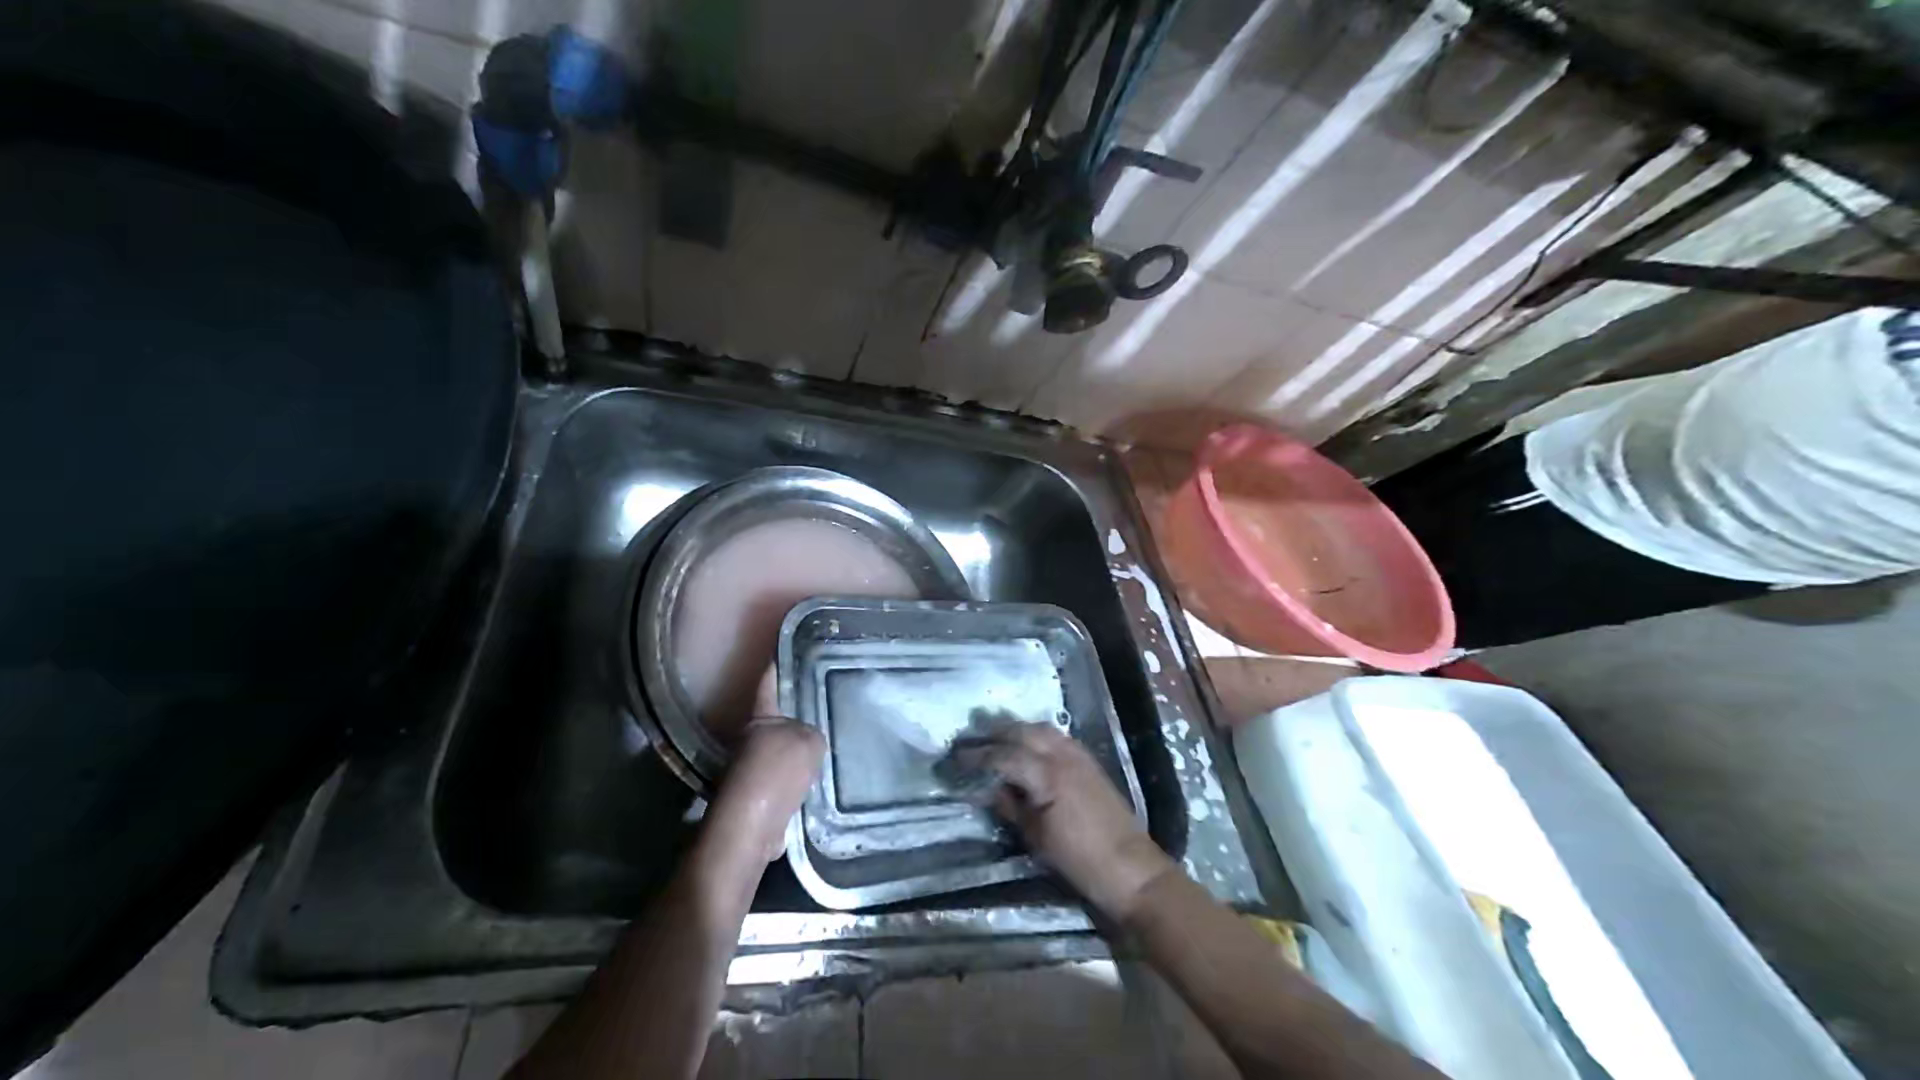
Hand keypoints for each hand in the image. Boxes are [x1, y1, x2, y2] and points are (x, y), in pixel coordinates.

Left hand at [698, 667, 823, 869]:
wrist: (751, 828)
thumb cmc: (775, 774)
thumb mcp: (808, 740)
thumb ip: (813, 731)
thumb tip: (810, 741)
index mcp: (761, 716)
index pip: (769, 681)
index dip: (778, 663)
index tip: (787, 648)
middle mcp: (754, 737)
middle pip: (780, 716)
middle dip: (800, 709)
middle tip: (830, 698)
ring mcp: (756, 766)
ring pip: (786, 747)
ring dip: (803, 746)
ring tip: (835, 737)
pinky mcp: (763, 794)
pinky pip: (789, 776)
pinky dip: (804, 776)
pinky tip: (825, 776)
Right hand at [968, 724, 1176, 921]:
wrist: (1131, 870)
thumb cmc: (1080, 860)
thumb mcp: (1036, 838)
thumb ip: (1010, 806)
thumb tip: (986, 789)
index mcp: (1047, 776)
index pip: (1003, 756)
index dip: (977, 757)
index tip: (956, 759)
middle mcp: (1063, 756)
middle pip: (1021, 731)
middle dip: (993, 735)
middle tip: (971, 744)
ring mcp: (1079, 756)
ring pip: (1040, 729)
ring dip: (1015, 731)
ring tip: (995, 742)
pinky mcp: (1089, 762)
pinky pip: (1057, 737)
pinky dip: (1036, 736)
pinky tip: (1026, 749)